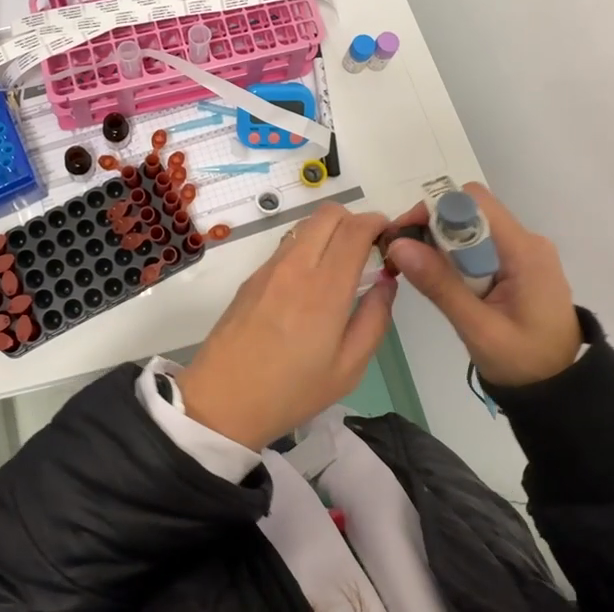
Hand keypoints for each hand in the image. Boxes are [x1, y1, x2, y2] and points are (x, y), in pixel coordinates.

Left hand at [177, 204, 396, 450]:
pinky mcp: (252, 277)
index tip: (391, 239)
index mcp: (325, 289)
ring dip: (330, 232)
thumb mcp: (348, 369)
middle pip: (329, 213)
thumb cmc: (291, 392)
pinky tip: (311, 285)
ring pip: (305, 226)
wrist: (222, 400)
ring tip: (341, 268)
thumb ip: (374, 319)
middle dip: (355, 220)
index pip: (355, 229)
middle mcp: (296, 267)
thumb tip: (386, 282)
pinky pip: (287, 246)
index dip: (378, 223)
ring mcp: (269, 268)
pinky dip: (308, 248)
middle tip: (368, 251)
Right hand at [384, 184, 581, 387]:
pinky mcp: (518, 265)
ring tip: (418, 273)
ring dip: (441, 244)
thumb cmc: (524, 362)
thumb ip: (440, 285)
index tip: (404, 235)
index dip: (434, 209)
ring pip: (471, 228)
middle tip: (404, 258)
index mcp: (524, 251)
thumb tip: (399, 244)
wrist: (563, 389)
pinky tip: (443, 282)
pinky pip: (479, 245)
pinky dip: (455, 257)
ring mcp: (524, 252)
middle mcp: (526, 241)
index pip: (473, 201)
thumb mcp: (478, 329)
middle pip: (469, 211)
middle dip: (432, 228)